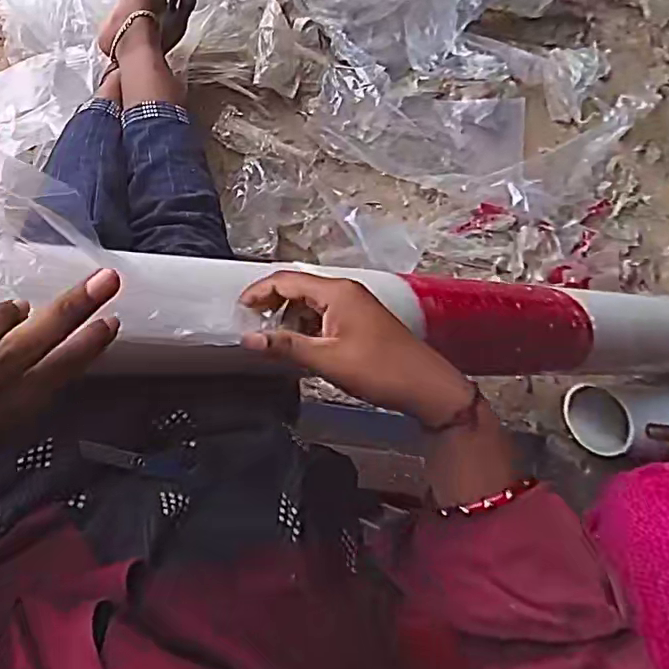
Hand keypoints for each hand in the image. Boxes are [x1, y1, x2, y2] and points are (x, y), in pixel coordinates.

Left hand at [0, 268, 122, 499]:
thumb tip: (52, 321)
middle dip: (64, 317)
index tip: (112, 320)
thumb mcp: (4, 416)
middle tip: (104, 281)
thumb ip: (30, 378)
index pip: (52, 374)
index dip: (84, 349)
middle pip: (21, 354)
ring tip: (17, 306)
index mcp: (5, 406)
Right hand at [239, 270, 522, 507]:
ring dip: (287, 315)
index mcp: (336, 292)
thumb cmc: (380, 370)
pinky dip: (304, 324)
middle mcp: (345, 291)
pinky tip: (297, 343)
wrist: (428, 388)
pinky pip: (322, 313)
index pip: (286, 280)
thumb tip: (249, 338)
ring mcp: (354, 304)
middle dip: (270, 302)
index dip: (258, 292)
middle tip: (250, 322)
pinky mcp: (359, 319)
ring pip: (309, 301)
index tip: (239, 309)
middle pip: (296, 286)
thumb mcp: (326, 359)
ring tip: (271, 336)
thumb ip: (285, 346)